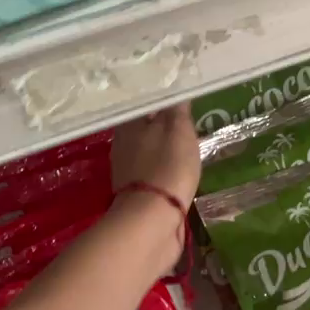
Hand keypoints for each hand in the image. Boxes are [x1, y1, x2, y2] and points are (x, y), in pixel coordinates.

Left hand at [107, 104, 199, 278]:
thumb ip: (177, 110)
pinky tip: (176, 167)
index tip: (180, 93)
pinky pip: (152, 170)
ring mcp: (127, 170)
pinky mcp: (136, 191)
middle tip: (186, 116)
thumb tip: (175, 89)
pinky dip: (163, 165)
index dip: (163, 97)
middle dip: (163, 122)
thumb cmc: (167, 168)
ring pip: (148, 148)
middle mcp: (123, 143)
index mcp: (131, 124)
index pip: (145, 102)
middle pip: (144, 126)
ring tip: (185, 141)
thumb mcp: (179, 131)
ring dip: (163, 145)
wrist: (152, 220)